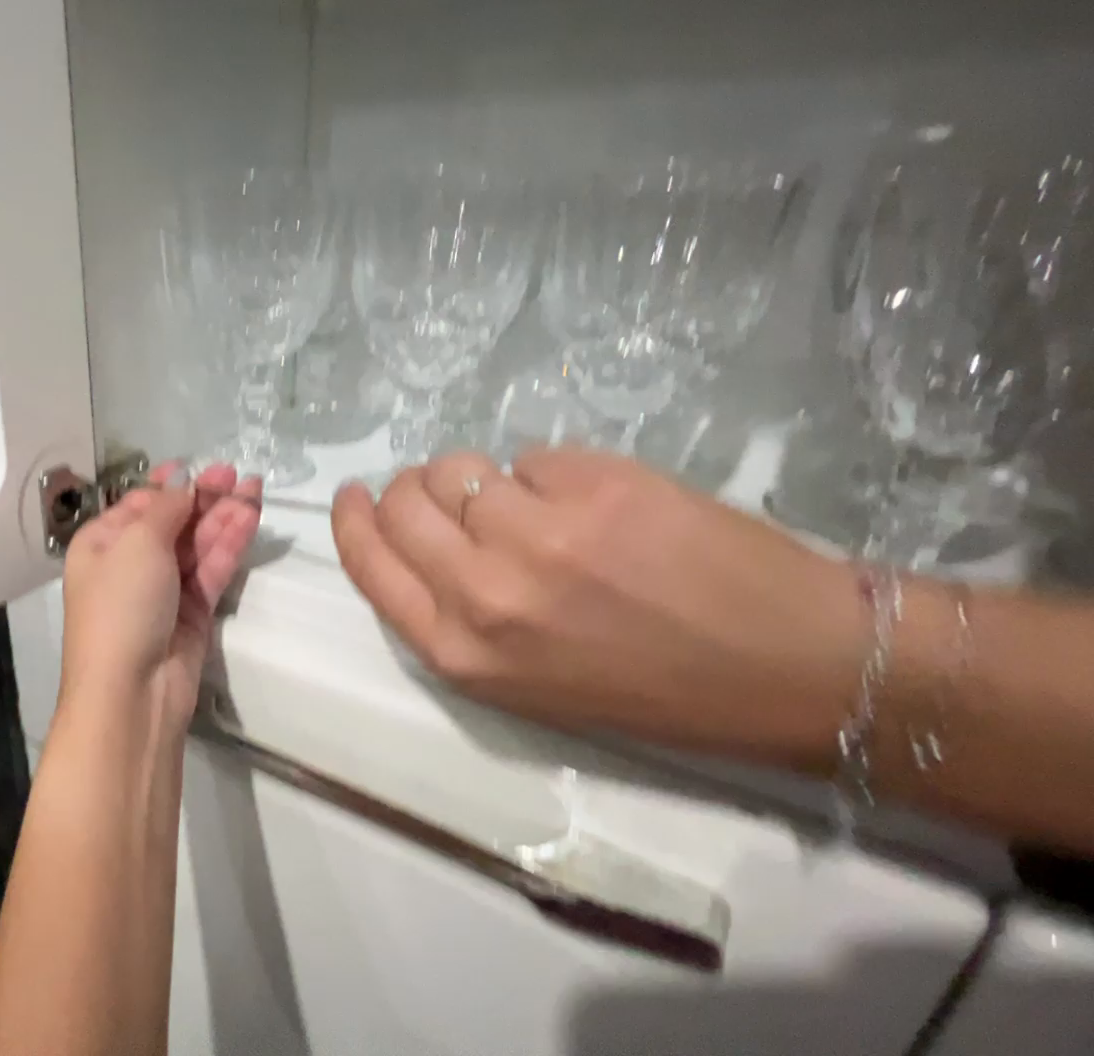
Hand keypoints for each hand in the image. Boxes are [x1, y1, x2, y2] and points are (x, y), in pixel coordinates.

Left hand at [61, 463, 262, 730]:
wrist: (131, 690)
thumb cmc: (121, 605)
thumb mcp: (137, 543)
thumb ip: (166, 507)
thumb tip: (181, 479)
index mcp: (101, 543)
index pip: (138, 504)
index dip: (170, 484)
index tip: (200, 467)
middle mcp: (129, 564)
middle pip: (172, 522)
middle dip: (204, 498)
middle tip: (238, 475)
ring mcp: (163, 590)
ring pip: (197, 545)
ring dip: (224, 517)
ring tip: (255, 490)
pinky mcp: (192, 613)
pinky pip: (211, 571)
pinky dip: (229, 545)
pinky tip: (250, 520)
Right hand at [332, 446, 868, 770]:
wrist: (789, 668)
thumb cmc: (644, 689)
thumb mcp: (518, 682)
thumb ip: (449, 615)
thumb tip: (416, 534)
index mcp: (461, 652)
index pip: (368, 563)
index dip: (353, 520)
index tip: (354, 496)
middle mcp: (485, 593)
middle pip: (401, 502)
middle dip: (411, 489)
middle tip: (447, 494)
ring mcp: (541, 534)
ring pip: (458, 466)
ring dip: (479, 475)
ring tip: (526, 500)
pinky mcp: (598, 485)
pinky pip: (530, 454)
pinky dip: (546, 472)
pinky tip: (590, 501)